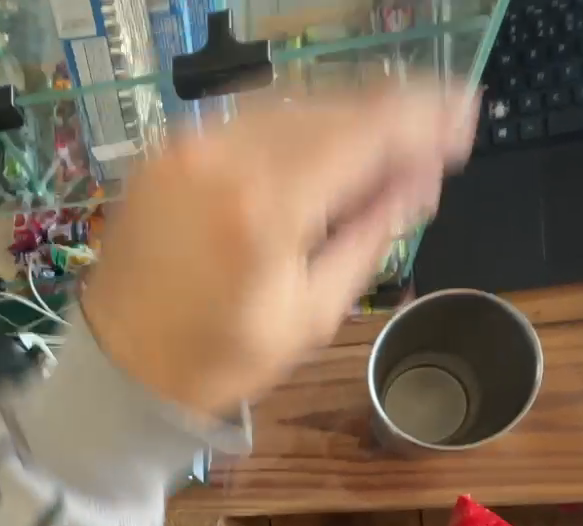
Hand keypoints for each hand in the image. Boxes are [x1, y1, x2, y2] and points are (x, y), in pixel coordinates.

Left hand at [82, 84, 479, 417]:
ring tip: (372, 155)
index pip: (369, 126)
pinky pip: (243, 116)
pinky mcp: (163, 151)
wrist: (120, 369)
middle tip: (422, 151)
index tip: (462, 122)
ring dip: (340, 117)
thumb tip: (419, 178)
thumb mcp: (309, 315)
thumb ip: (369, 236)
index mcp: (266, 206)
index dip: (427, 116)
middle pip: (332, 101)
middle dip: (388, 117)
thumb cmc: (216, 361)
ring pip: (288, 100)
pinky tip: (311, 154)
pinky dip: (287, 126)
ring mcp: (185, 146)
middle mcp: (223, 155)